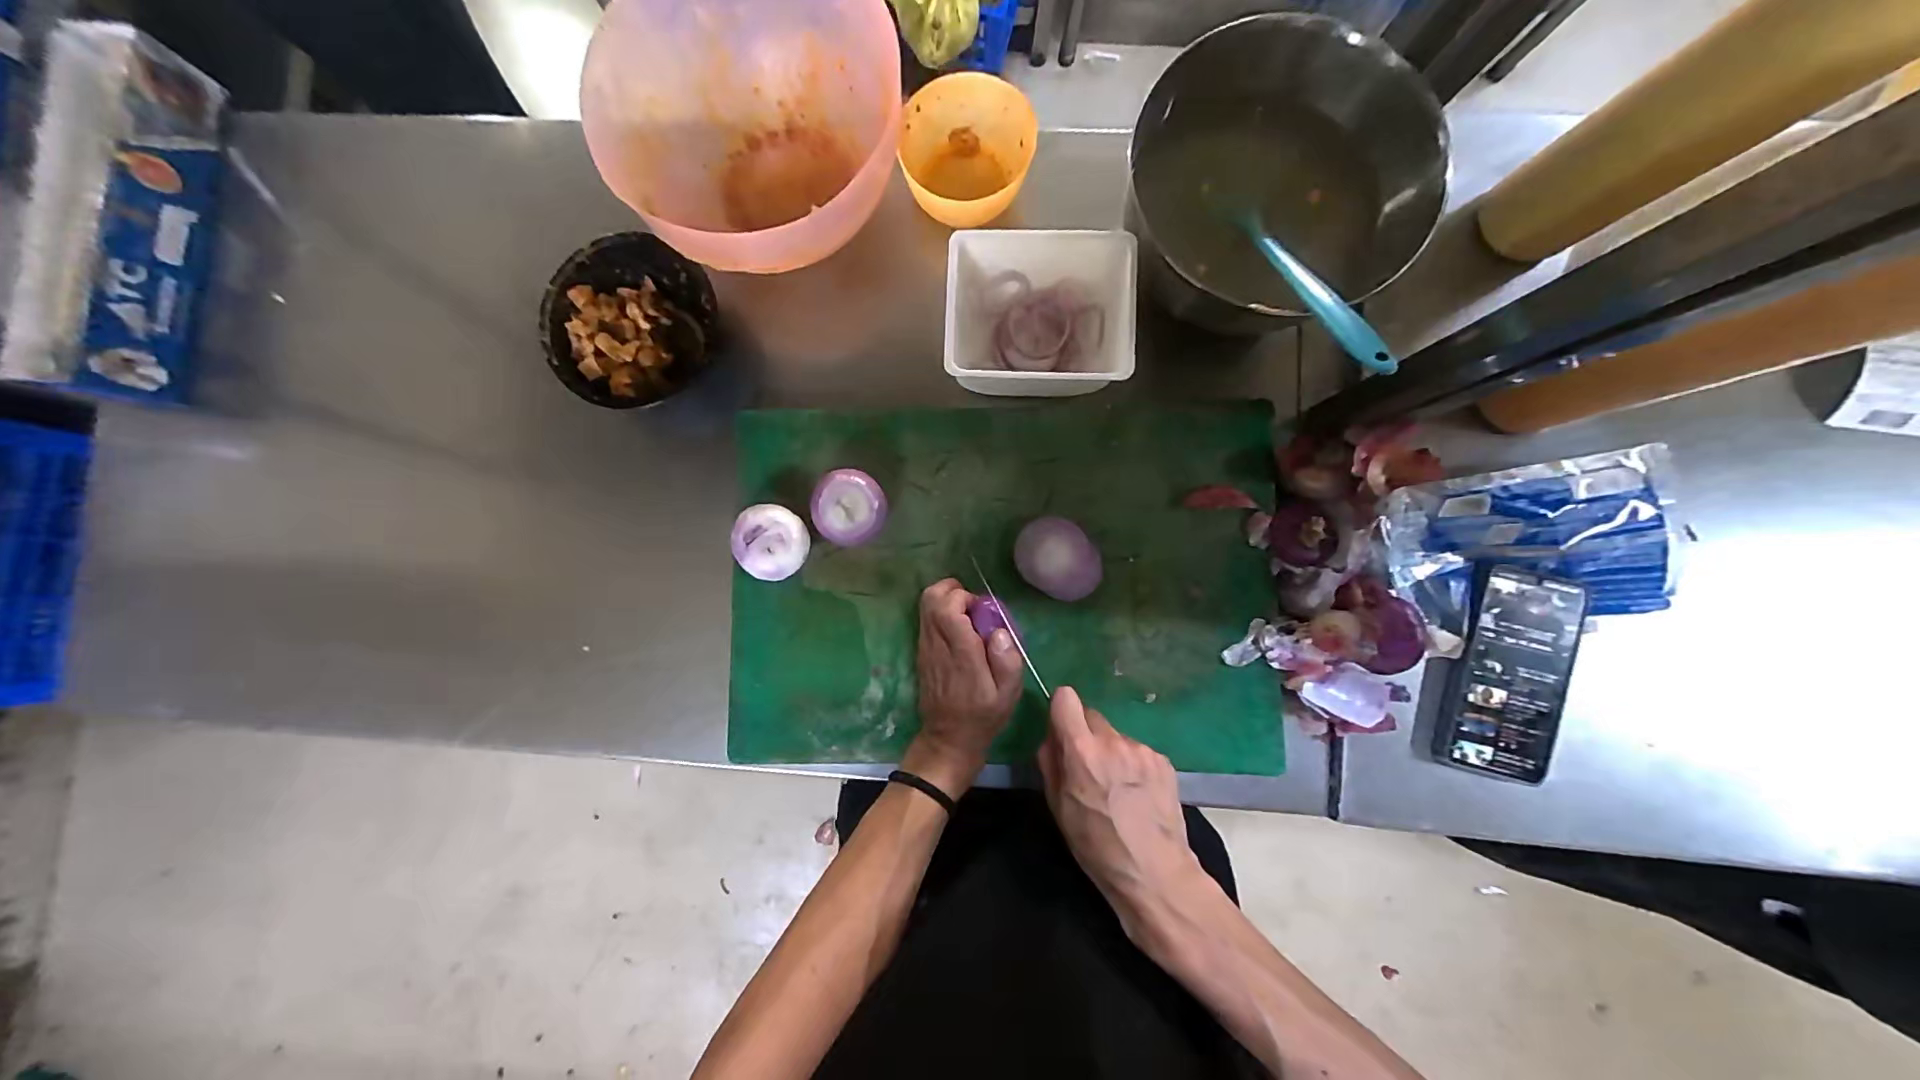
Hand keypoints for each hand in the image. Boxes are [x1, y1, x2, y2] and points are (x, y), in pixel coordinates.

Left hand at [905, 578, 1023, 796]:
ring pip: (925, 607)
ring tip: (968, 617)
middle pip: (930, 599)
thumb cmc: (983, 715)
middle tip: (974, 606)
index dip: (963, 597)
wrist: (949, 738)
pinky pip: (926, 621)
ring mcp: (925, 648)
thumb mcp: (1008, 693)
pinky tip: (959, 632)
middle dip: (952, 590)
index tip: (982, 610)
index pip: (947, 608)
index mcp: (960, 653)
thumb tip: (998, 630)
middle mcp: (937, 645)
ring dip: (946, 601)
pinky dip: (941, 615)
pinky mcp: (922, 652)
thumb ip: (1007, 659)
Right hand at [1038, 686, 1205, 928]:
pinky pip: (1138, 751)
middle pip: (1091, 716)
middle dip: (1085, 735)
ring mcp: (1142, 750)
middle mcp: (1113, 740)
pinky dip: (1133, 765)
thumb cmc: (1096, 846)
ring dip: (1110, 752)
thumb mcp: (1058, 807)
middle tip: (1088, 769)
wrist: (1155, 873)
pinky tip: (1137, 794)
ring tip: (1117, 789)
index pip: (1066, 698)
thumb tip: (1052, 738)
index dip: (1061, 710)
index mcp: (1082, 750)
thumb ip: (1050, 762)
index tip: (1062, 730)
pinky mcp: (1163, 761)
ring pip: (1116, 736)